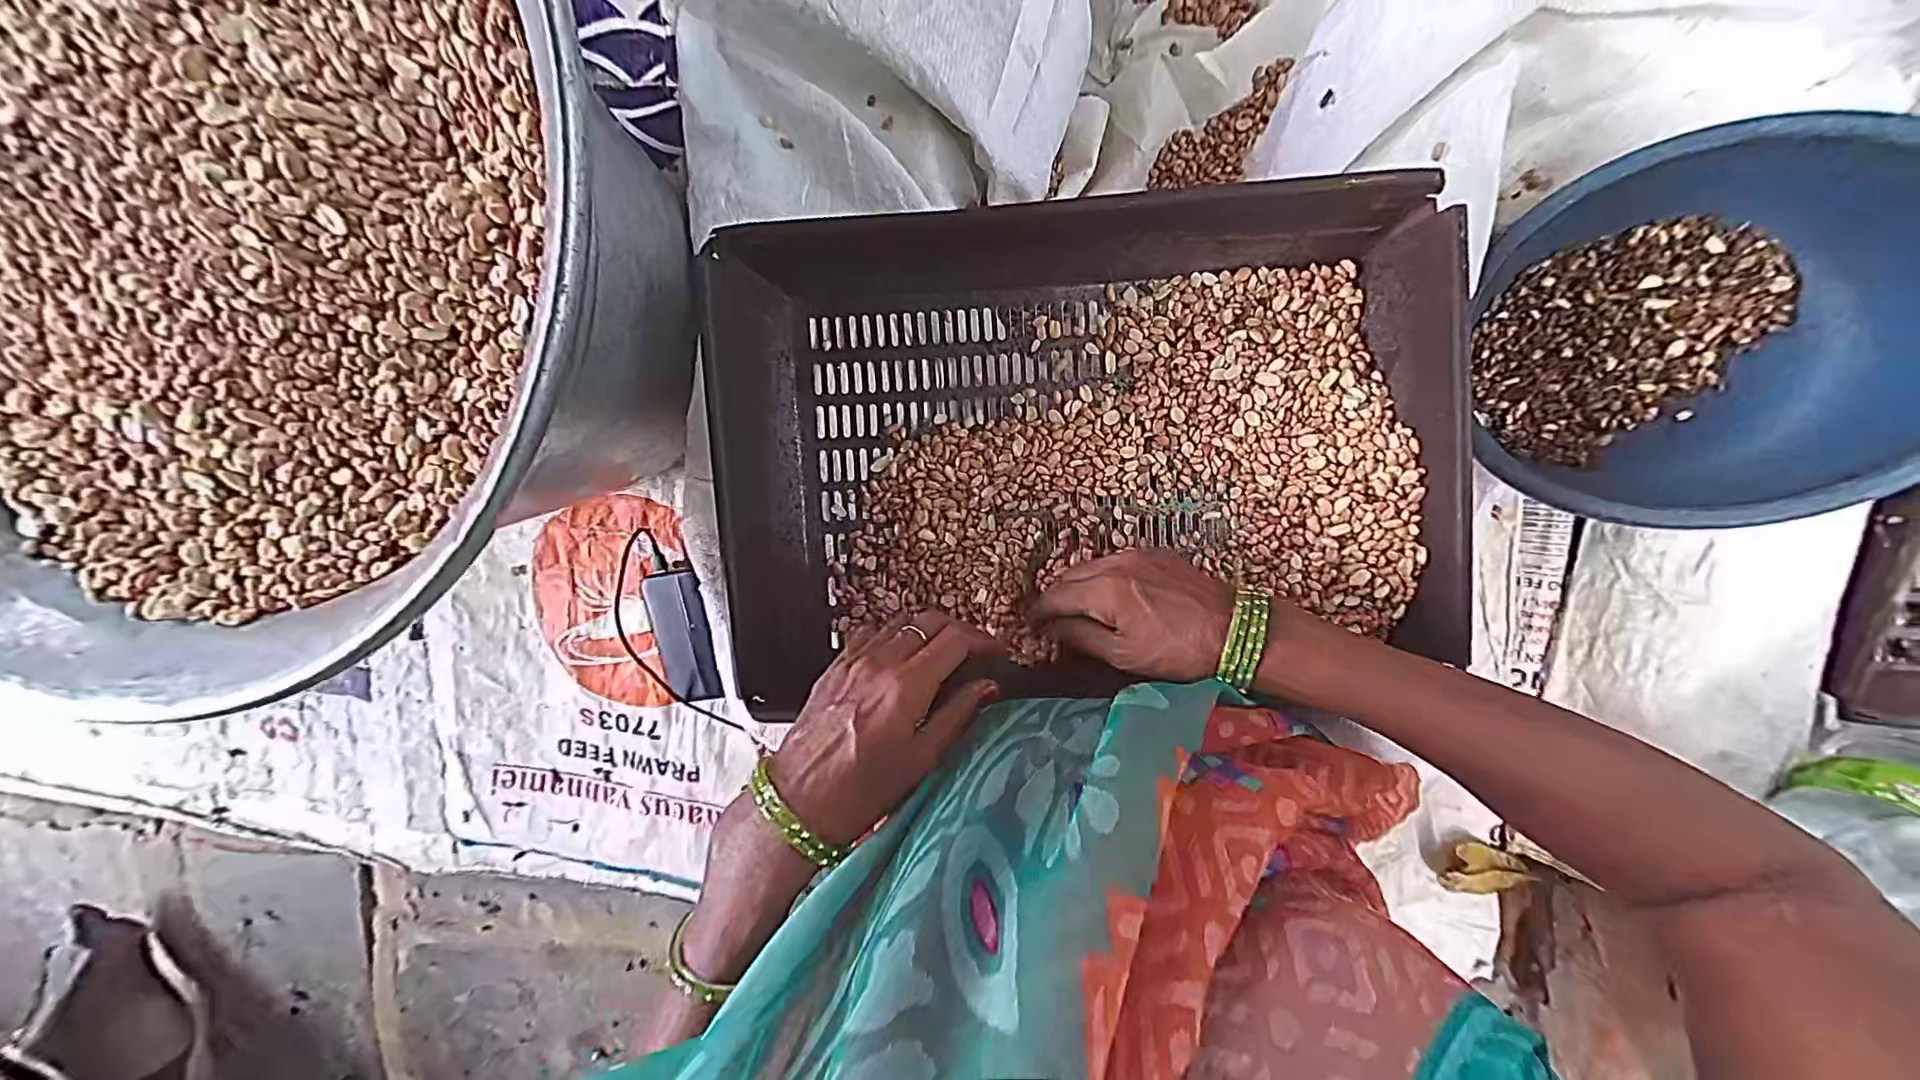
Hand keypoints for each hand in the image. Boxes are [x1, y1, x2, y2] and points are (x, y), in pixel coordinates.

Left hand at [770, 611, 1003, 845]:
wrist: (799, 801)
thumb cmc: (859, 791)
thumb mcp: (921, 758)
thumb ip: (958, 714)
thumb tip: (984, 688)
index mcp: (905, 686)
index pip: (956, 639)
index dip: (984, 640)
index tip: (997, 652)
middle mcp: (879, 664)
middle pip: (931, 620)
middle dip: (961, 629)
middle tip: (976, 650)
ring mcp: (854, 660)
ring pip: (901, 622)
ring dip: (929, 630)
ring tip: (942, 652)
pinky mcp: (836, 665)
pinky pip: (872, 633)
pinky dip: (895, 636)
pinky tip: (901, 657)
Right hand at [1027, 548, 1234, 680]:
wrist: (1236, 630)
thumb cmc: (1179, 651)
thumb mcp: (1123, 654)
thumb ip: (1080, 637)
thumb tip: (1052, 629)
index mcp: (1105, 590)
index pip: (1055, 596)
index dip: (1039, 613)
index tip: (1032, 628)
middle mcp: (1116, 562)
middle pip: (1069, 576)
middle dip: (1056, 599)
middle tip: (1052, 623)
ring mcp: (1138, 553)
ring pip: (1091, 566)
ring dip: (1078, 587)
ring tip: (1080, 611)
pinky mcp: (1156, 553)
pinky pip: (1115, 561)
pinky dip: (1103, 577)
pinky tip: (1111, 597)